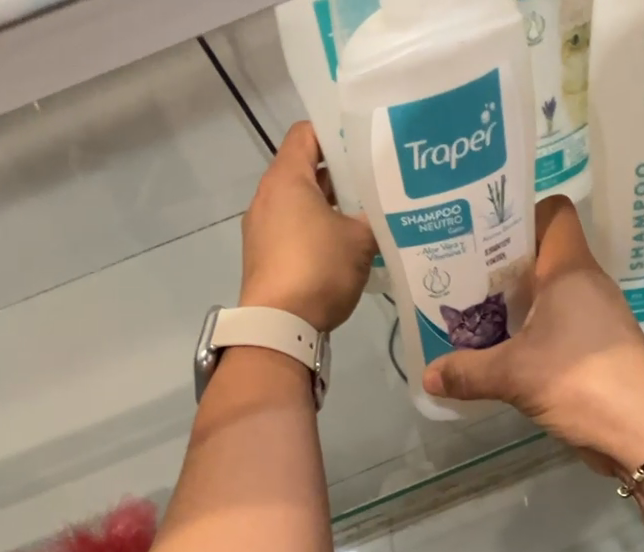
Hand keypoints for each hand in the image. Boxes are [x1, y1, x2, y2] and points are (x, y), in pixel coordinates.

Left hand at [239, 123, 379, 332]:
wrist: (279, 326)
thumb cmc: (318, 269)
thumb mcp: (360, 240)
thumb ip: (374, 219)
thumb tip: (382, 216)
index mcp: (286, 178)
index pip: (307, 133)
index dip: (336, 133)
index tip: (364, 146)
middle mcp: (267, 197)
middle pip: (304, 171)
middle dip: (340, 176)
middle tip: (373, 185)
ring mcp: (261, 229)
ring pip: (300, 205)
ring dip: (329, 209)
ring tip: (363, 220)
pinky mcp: (263, 258)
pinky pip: (293, 233)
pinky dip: (315, 235)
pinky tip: (342, 251)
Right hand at [420, 197, 643, 471]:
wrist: (642, 432)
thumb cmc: (583, 382)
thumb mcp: (514, 375)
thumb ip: (467, 372)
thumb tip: (427, 375)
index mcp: (570, 270)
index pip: (552, 213)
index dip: (518, 216)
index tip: (480, 235)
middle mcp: (584, 285)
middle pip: (539, 257)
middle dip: (498, 266)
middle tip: (457, 278)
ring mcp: (591, 319)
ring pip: (544, 296)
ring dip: (510, 305)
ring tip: (469, 315)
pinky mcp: (592, 350)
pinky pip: (551, 329)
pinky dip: (525, 335)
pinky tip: (497, 352)